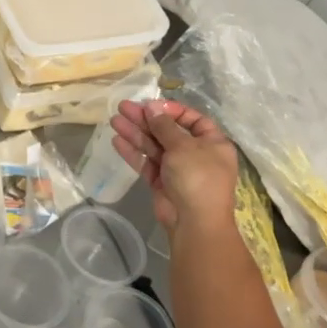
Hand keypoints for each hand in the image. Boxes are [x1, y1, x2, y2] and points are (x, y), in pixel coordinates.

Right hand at [111, 99, 239, 233]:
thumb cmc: (197, 177)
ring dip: (135, 133)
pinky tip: (117, 141)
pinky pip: (147, 163)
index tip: (150, 106)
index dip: (171, 111)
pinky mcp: (161, 183)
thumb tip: (152, 106)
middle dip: (146, 120)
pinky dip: (133, 152)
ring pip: (154, 147)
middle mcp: (195, 154)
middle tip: (123, 108)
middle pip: (168, 131)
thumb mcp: (183, 146)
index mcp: (212, 143)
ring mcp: (177, 169)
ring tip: (114, 120)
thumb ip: (164, 126)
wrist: (194, 221)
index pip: (192, 119)